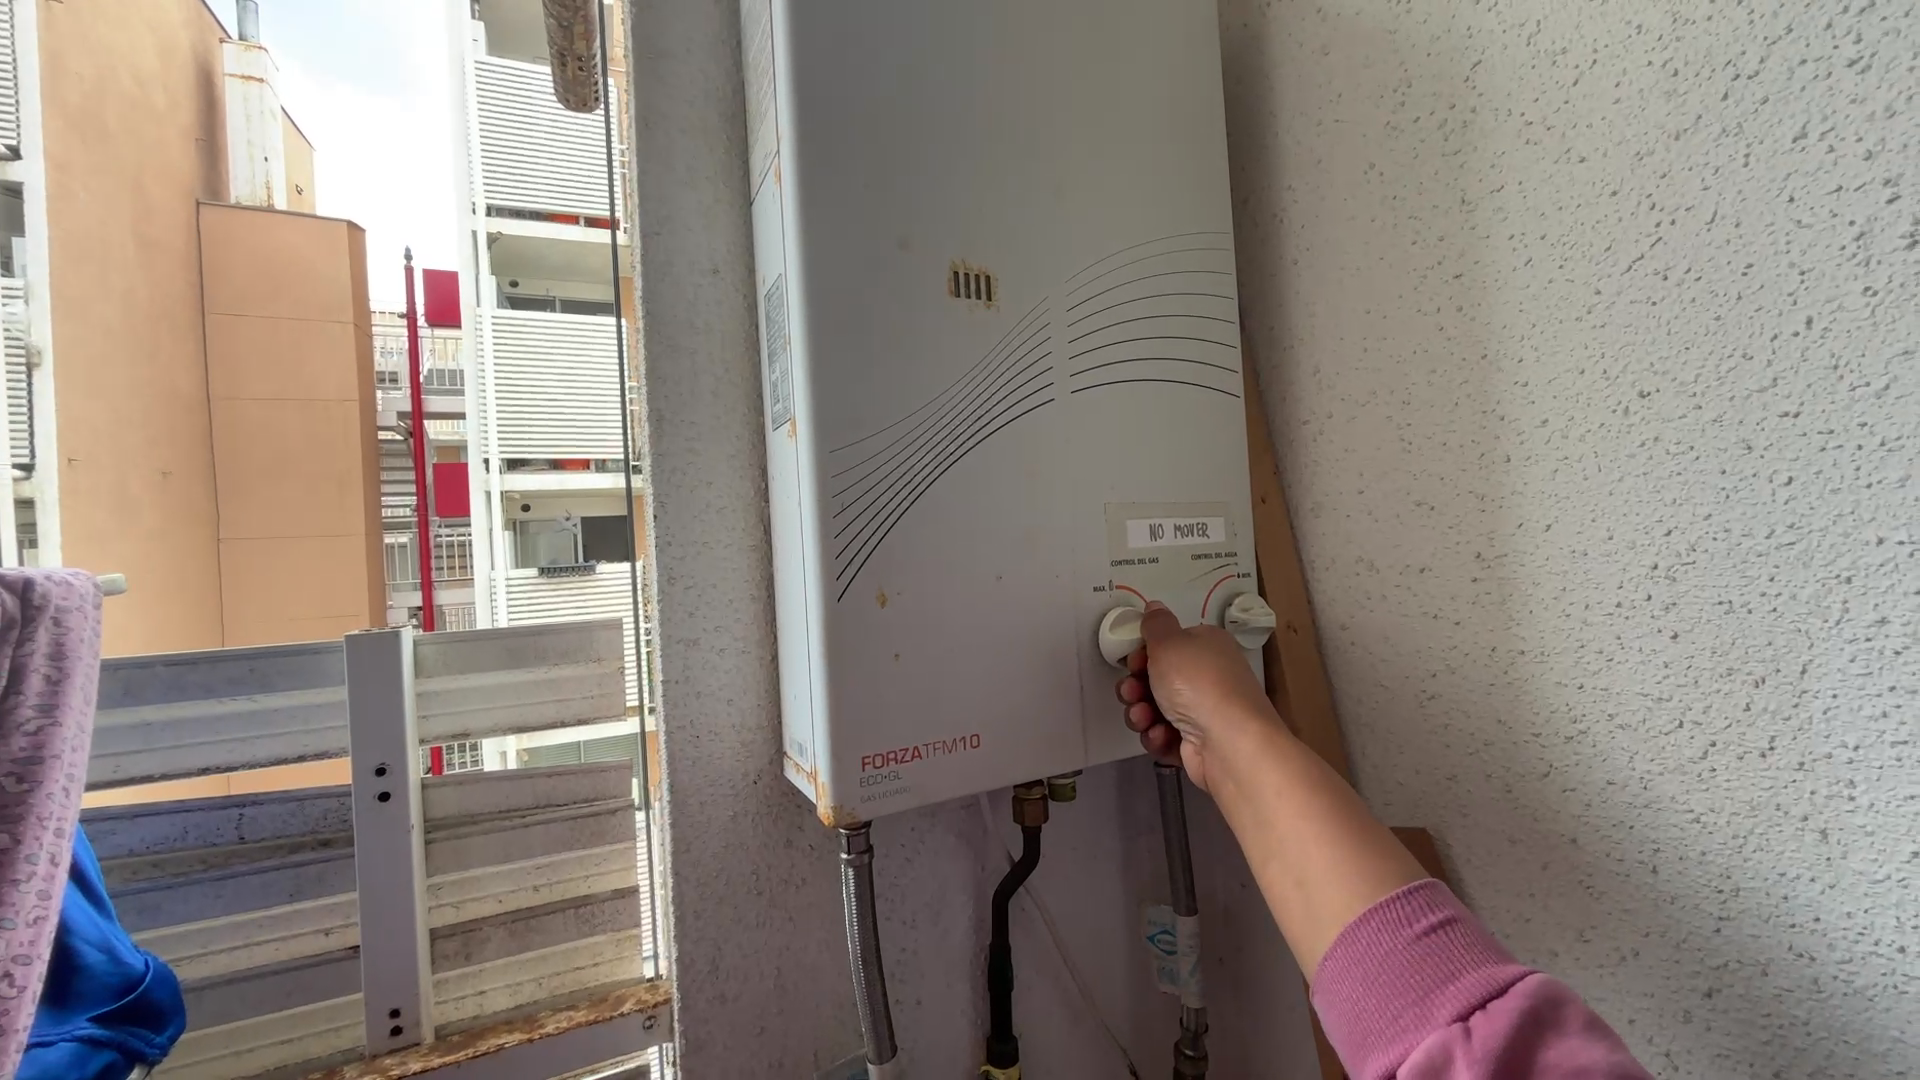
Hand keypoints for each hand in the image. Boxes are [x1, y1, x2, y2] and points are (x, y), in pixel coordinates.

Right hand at [1115, 601, 1282, 790]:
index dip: (1143, 654)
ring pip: (1156, 709)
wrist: (1230, 743)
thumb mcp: (1170, 642)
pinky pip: (1165, 736)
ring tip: (1143, 718)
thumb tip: (1155, 606)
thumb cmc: (1198, 683)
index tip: (1133, 663)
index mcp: (1206, 647)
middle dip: (1136, 687)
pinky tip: (1161, 736)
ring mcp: (1203, 712)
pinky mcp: (1198, 744)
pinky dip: (1158, 736)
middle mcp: (1207, 677)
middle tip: (1131, 692)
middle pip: (1156, 679)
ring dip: (1141, 713)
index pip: (1168, 645)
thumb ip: (1156, 623)